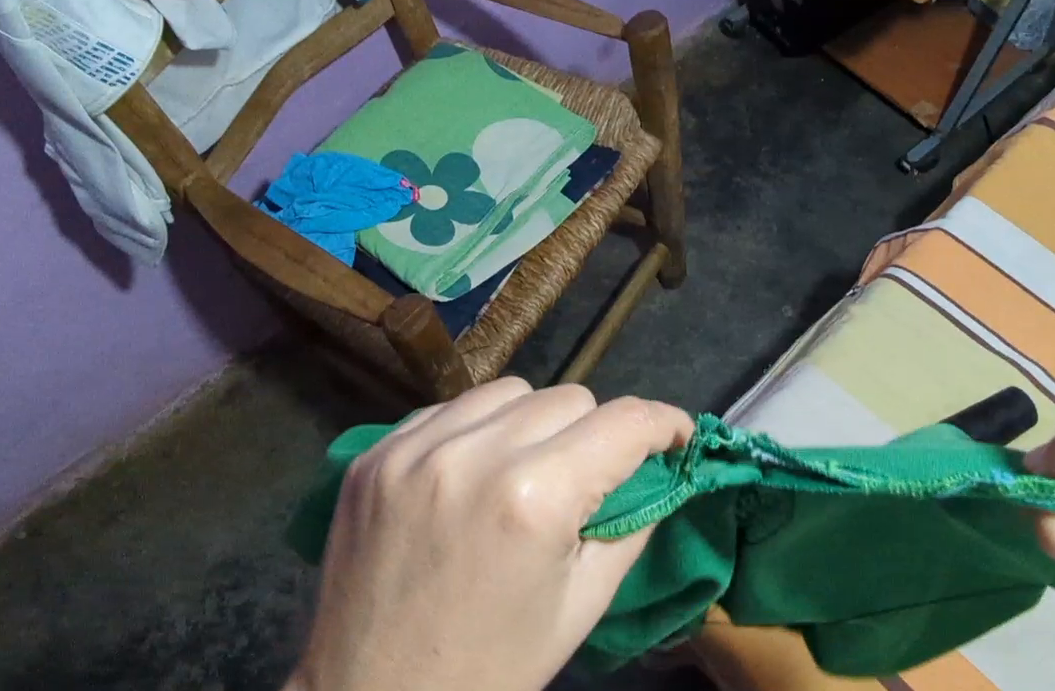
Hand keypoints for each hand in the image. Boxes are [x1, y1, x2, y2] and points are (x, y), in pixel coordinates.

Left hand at [287, 378, 693, 690]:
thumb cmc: (492, 666)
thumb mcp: (581, 606)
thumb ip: (632, 524)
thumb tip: (662, 472)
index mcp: (533, 499)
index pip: (624, 423)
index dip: (664, 424)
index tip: (677, 437)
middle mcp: (473, 454)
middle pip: (571, 398)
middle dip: (595, 433)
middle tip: (589, 478)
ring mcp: (415, 447)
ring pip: (511, 391)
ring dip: (534, 422)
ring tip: (524, 470)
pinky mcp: (376, 452)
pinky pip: (451, 409)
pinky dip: (477, 429)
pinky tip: (470, 473)